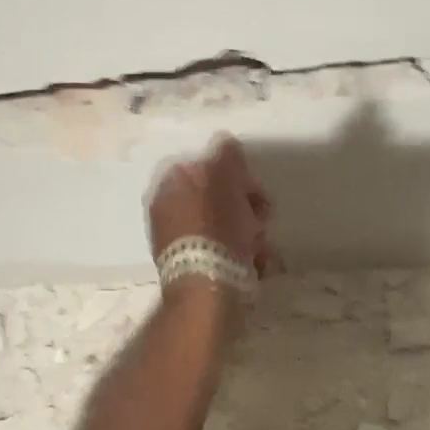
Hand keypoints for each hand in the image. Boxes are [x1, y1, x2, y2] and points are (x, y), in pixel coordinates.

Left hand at [147, 133, 274, 275]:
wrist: (207, 288)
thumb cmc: (217, 229)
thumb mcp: (225, 180)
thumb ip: (226, 156)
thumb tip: (226, 141)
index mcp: (171, 184)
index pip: (207, 166)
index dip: (236, 175)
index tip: (255, 189)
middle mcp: (168, 210)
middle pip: (218, 197)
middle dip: (246, 207)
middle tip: (262, 219)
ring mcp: (178, 240)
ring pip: (225, 226)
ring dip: (250, 233)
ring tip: (261, 248)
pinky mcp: (192, 266)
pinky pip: (223, 251)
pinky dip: (242, 255)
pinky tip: (257, 264)